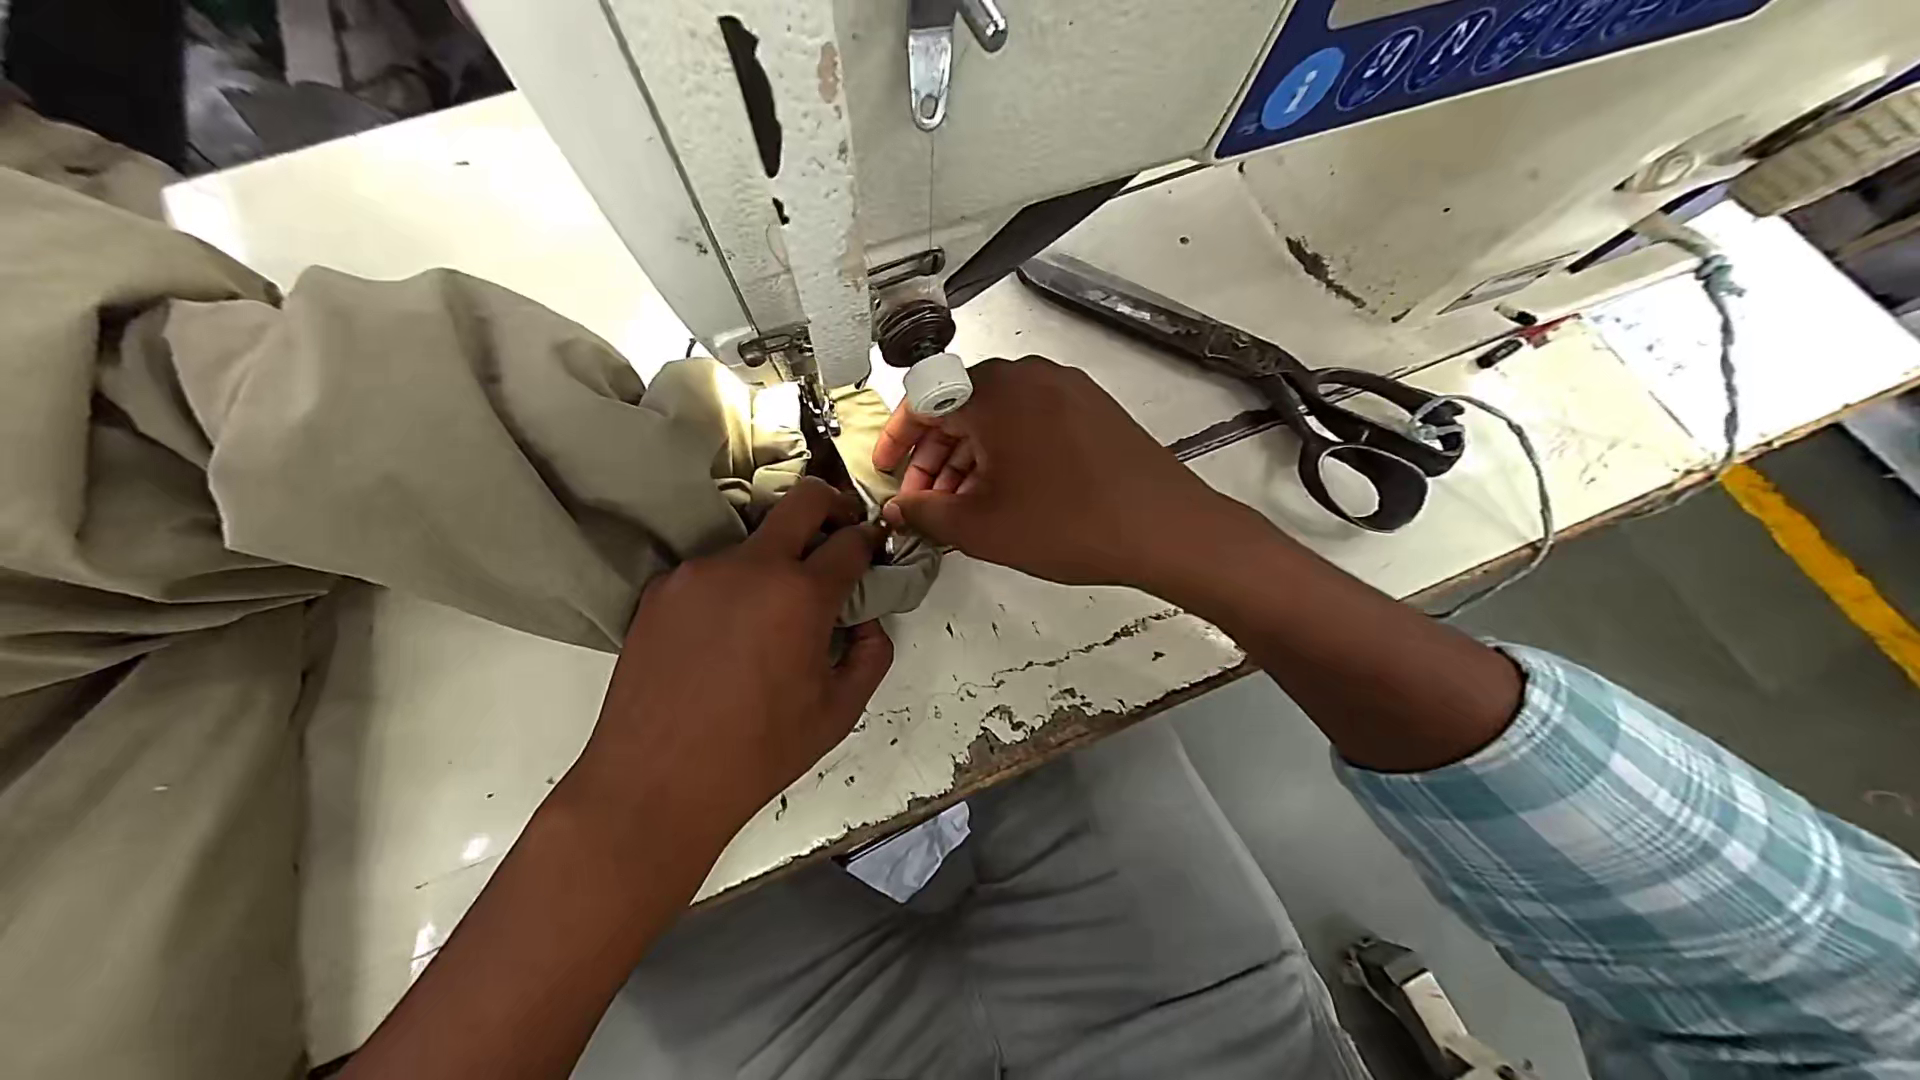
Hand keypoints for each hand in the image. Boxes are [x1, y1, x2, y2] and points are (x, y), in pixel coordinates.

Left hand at [570, 478, 894, 835]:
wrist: (656, 782)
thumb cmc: (756, 752)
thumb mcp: (839, 711)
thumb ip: (871, 654)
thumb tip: (867, 621)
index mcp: (801, 596)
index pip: (851, 541)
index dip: (870, 540)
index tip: (872, 546)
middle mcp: (750, 568)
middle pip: (804, 500)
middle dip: (834, 504)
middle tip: (840, 528)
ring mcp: (699, 573)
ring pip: (753, 542)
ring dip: (774, 561)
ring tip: (768, 615)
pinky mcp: (662, 589)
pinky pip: (711, 571)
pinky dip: (731, 587)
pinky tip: (725, 634)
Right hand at [872, 356, 1250, 589]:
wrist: (1164, 529)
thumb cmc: (1078, 523)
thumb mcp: (982, 527)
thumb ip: (926, 514)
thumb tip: (900, 509)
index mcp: (994, 393)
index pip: (922, 400)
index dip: (896, 439)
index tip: (888, 467)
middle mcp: (1030, 377)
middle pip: (959, 406)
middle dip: (933, 455)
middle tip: (925, 498)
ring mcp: (1065, 389)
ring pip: (996, 415)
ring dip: (969, 456)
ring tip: (963, 504)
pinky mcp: (1090, 408)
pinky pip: (1030, 420)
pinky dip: (1006, 451)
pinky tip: (1005, 491)